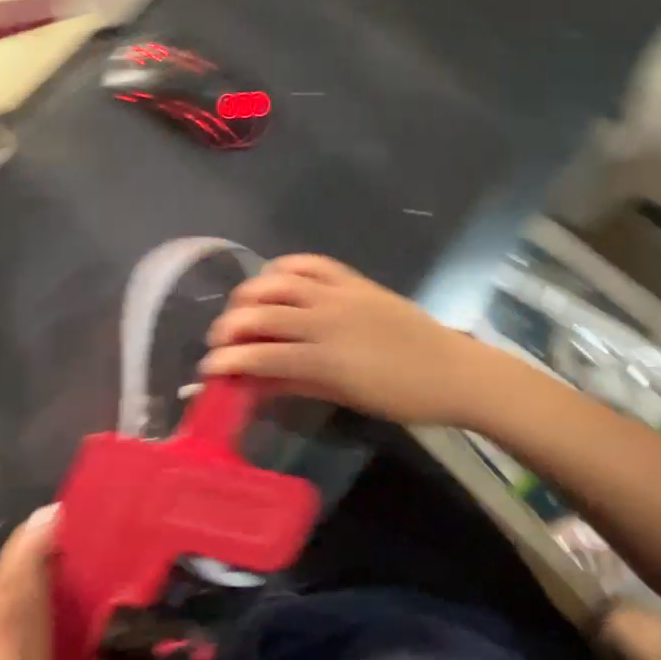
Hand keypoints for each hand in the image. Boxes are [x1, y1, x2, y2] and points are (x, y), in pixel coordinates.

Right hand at [201, 254, 491, 425]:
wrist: (451, 370)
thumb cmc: (399, 396)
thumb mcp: (343, 397)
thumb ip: (294, 384)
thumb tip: (252, 383)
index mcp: (325, 358)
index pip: (261, 355)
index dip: (229, 360)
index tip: (209, 368)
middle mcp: (326, 318)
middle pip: (262, 314)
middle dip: (230, 326)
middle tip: (218, 340)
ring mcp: (340, 293)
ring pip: (279, 281)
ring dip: (250, 293)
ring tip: (239, 308)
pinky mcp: (353, 279)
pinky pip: (310, 262)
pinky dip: (284, 267)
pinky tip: (273, 278)